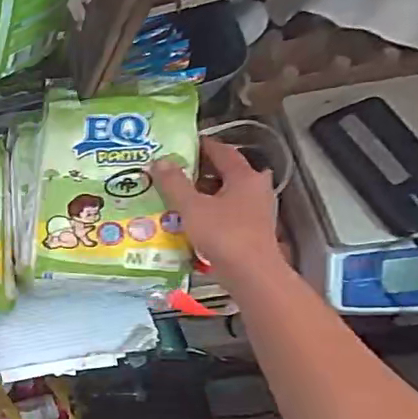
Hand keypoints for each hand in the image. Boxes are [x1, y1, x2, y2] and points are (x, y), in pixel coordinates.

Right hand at [151, 138, 285, 283]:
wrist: (251, 273)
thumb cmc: (224, 235)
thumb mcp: (192, 207)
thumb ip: (174, 183)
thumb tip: (159, 161)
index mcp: (245, 177)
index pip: (223, 152)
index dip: (203, 146)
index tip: (183, 144)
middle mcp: (256, 189)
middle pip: (227, 173)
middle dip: (202, 171)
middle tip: (177, 172)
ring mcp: (258, 211)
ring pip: (228, 194)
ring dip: (207, 193)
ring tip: (180, 197)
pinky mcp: (253, 230)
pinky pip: (229, 212)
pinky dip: (212, 211)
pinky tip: (194, 220)